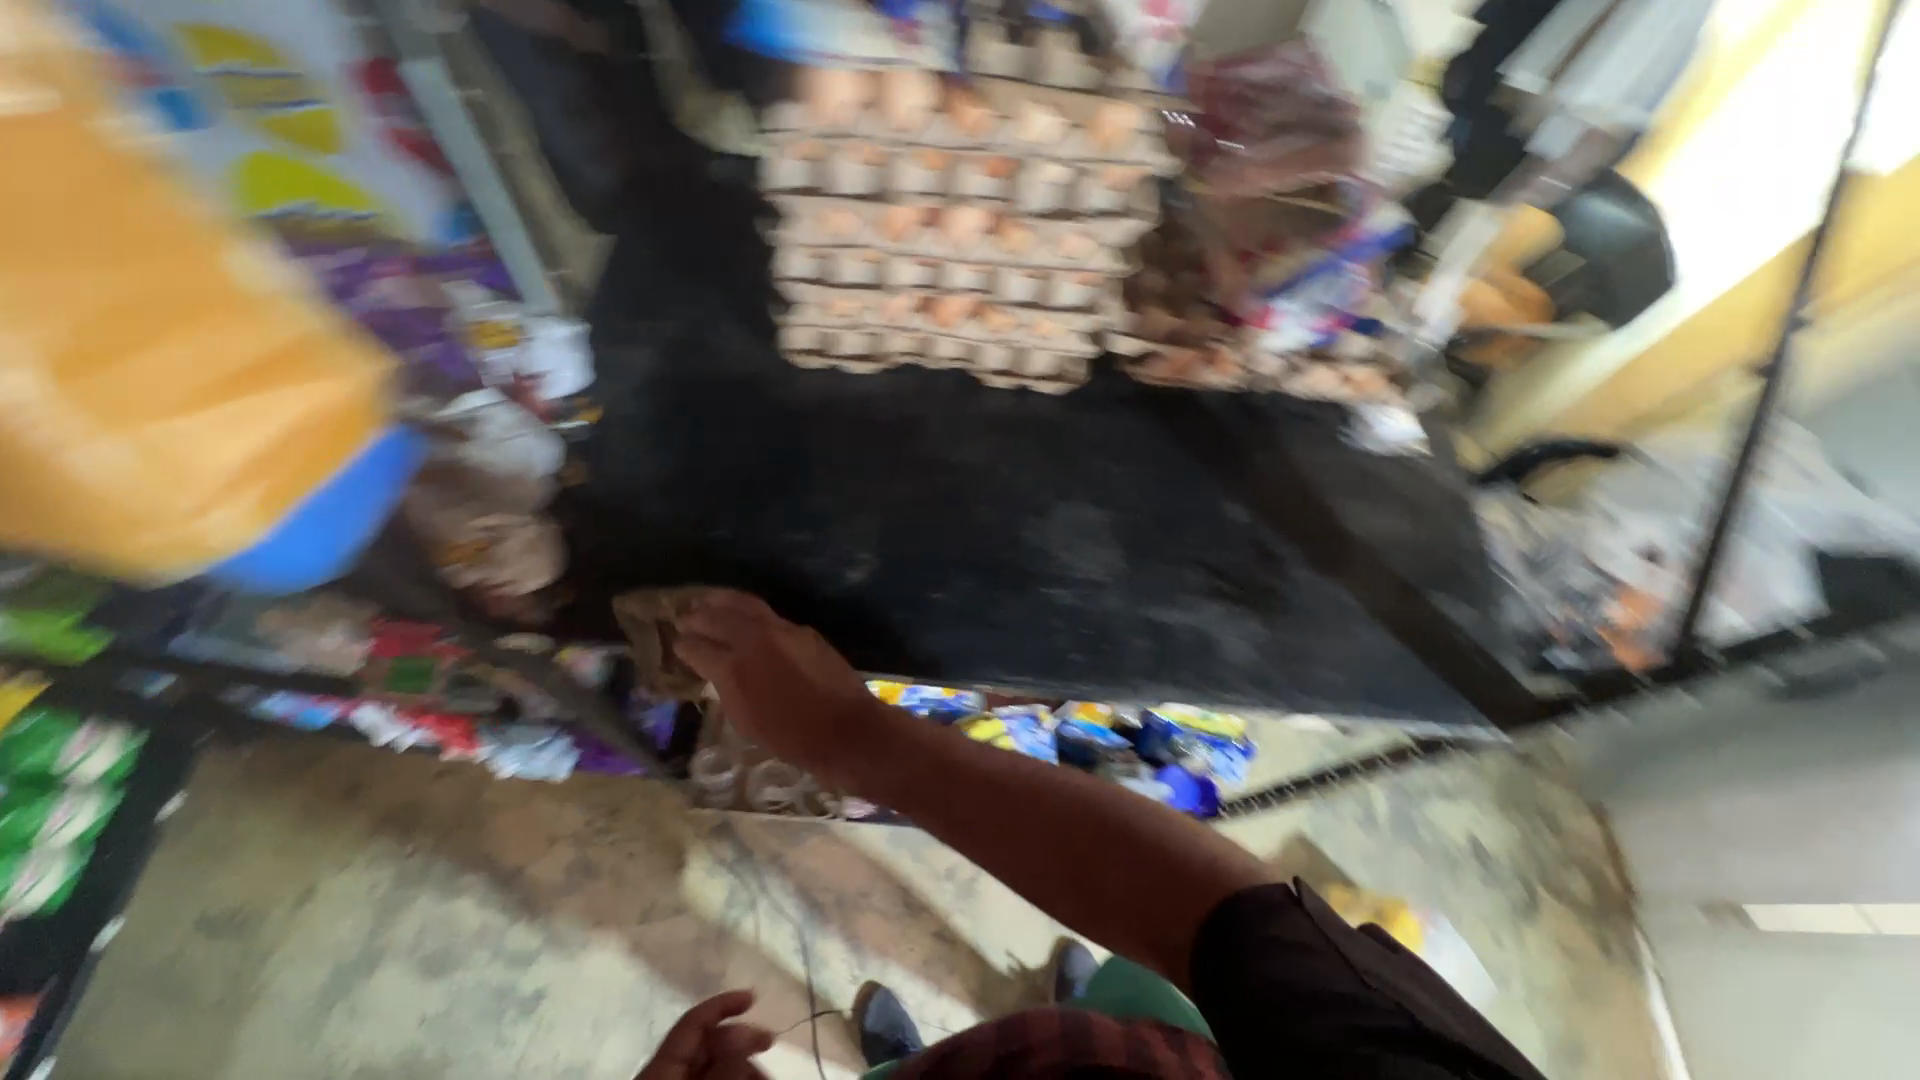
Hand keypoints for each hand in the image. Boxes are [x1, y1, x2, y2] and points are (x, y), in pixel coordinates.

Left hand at [635, 990, 774, 1079]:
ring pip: (712, 1063)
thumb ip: (722, 1063)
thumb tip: (747, 1028)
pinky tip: (752, 1078)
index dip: (724, 1003)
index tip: (755, 995)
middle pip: (707, 1041)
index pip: (694, 1019)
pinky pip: (708, 1079)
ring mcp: (673, 1079)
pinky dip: (732, 1076)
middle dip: (742, 1039)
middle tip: (771, 1042)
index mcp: (663, 1059)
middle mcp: (666, 1066)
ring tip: (765, 1074)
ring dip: (742, 1063)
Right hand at [674, 590, 905, 789]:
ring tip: (708, 600)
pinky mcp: (804, 632)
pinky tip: (746, 617)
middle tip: (683, 616)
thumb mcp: (746, 720)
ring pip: (746, 605)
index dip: (683, 646)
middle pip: (718, 618)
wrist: (844, 728)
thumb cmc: (792, 738)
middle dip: (697, 616)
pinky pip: (771, 616)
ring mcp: (783, 631)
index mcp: (734, 667)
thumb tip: (719, 672)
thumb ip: (728, 689)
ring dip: (723, 602)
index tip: (676, 643)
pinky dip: (752, 613)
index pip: (697, 648)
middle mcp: (755, 640)